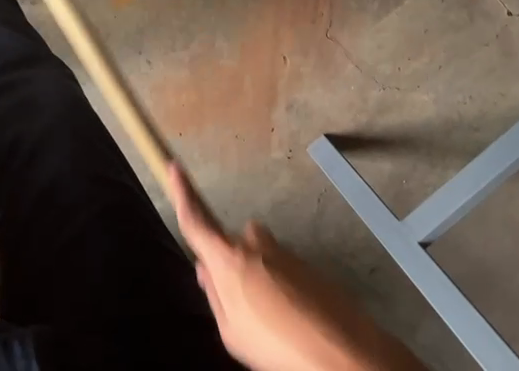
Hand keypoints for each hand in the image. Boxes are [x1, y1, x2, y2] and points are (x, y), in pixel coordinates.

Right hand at [168, 165, 423, 370]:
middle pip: (232, 245)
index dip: (181, 192)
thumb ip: (215, 295)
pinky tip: (293, 323)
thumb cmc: (277, 348)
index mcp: (228, 260)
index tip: (173, 166)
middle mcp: (254, 244)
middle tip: (242, 305)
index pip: (195, 220)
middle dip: (232, 266)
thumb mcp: (231, 332)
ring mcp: (284, 251)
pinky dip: (283, 290)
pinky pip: (283, 270)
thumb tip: (205, 270)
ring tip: (274, 323)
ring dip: (260, 280)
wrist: (345, 355)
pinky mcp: (309, 264)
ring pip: (259, 258)